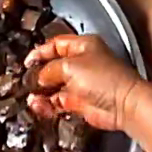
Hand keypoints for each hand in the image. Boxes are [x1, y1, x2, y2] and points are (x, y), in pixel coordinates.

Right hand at [25, 34, 146, 131]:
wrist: (124, 105)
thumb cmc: (103, 78)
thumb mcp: (70, 66)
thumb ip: (50, 69)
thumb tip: (39, 77)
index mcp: (83, 46)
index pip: (56, 44)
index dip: (40, 52)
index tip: (27, 61)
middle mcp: (81, 63)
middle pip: (53, 66)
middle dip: (39, 75)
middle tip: (27, 81)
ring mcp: (80, 83)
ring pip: (54, 86)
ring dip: (41, 92)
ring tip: (32, 97)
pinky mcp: (80, 102)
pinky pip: (58, 102)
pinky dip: (48, 105)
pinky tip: (39, 106)